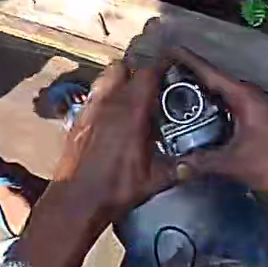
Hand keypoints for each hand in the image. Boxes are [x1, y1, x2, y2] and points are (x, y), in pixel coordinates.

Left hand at [14, 59, 174, 266]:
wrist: (75, 199)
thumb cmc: (115, 188)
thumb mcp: (153, 180)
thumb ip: (176, 169)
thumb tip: (192, 166)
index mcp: (132, 110)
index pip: (148, 72)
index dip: (160, 66)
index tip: (170, 67)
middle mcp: (109, 102)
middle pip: (123, 67)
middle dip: (137, 71)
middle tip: (150, 85)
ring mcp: (91, 107)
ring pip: (105, 77)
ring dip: (118, 80)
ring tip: (129, 96)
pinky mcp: (78, 117)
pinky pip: (93, 95)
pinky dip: (104, 96)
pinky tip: (111, 115)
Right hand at [167, 45, 267, 206]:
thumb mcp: (239, 164)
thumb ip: (205, 162)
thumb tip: (175, 165)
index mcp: (242, 95)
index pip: (207, 70)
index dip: (185, 59)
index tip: (164, 49)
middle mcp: (247, 96)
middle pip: (211, 81)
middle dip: (186, 79)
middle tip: (158, 79)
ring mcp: (253, 108)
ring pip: (219, 97)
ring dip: (198, 97)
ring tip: (169, 99)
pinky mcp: (256, 122)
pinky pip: (226, 110)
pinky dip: (209, 112)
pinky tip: (195, 122)